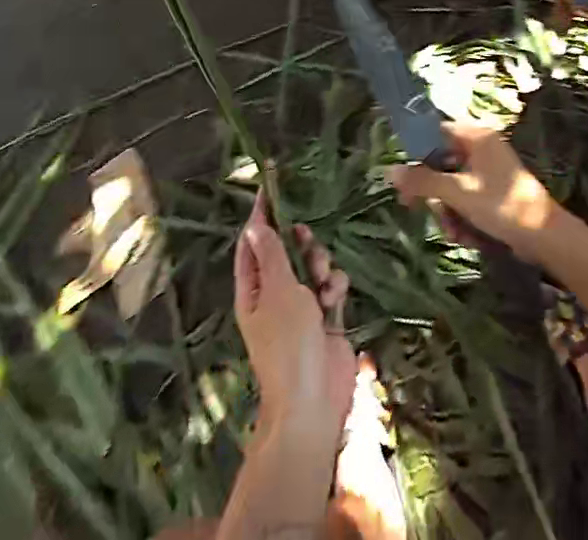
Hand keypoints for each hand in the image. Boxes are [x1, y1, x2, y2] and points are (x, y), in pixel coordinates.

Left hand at [233, 195, 354, 438]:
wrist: (313, 397)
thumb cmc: (288, 343)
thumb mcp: (279, 293)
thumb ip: (272, 257)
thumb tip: (254, 227)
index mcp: (252, 291)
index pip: (252, 246)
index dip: (259, 218)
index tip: (267, 190)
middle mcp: (274, 296)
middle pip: (286, 253)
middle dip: (298, 243)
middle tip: (305, 234)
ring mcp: (301, 307)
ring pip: (313, 267)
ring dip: (321, 265)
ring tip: (324, 279)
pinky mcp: (326, 316)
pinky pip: (331, 287)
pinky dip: (335, 287)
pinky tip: (335, 299)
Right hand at [392, 124, 559, 259]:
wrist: (543, 235)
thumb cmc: (500, 205)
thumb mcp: (457, 193)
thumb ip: (423, 181)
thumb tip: (389, 171)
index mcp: (477, 137)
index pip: (435, 133)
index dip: (416, 154)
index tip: (402, 179)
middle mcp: (483, 149)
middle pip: (441, 164)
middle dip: (434, 194)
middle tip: (415, 209)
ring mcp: (489, 172)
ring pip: (452, 187)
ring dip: (448, 212)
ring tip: (455, 232)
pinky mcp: (494, 194)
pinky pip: (467, 201)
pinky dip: (463, 219)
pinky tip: (467, 237)